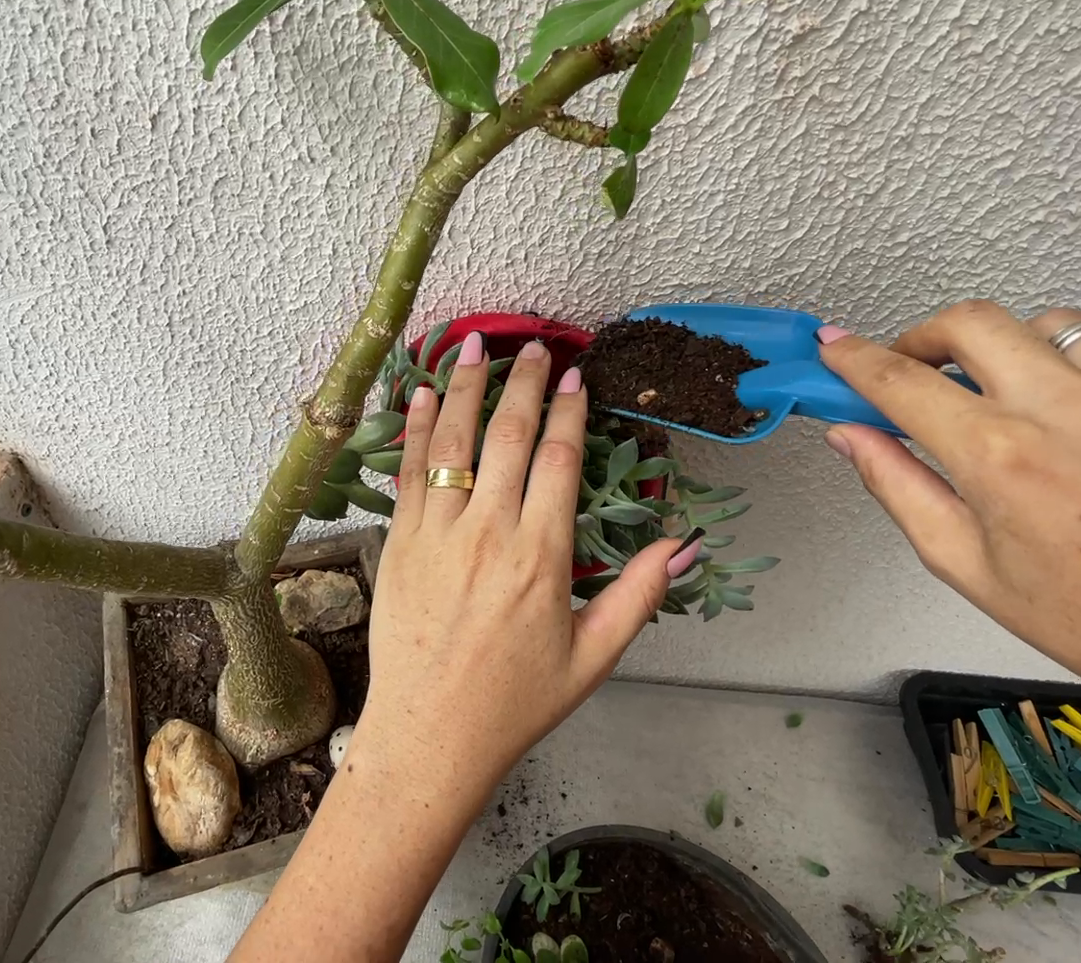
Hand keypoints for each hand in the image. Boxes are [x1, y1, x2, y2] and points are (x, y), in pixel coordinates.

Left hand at [355, 331, 695, 788]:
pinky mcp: (399, 543)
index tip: (575, 375)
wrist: (431, 735)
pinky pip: (407, 474)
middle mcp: (489, 534)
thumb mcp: (593, 657)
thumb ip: (637, 596)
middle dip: (523, 383)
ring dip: (463, 389)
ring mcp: (437, 534)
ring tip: (474, 347)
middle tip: (534, 345)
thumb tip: (681, 544)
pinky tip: (416, 394)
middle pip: (509, 437)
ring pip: (451, 443)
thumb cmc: (515, 702)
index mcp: (541, 556)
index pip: (559, 459)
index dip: (569, 410)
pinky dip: (410, 429)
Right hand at [819, 301, 1080, 812]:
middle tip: (916, 366)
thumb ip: (898, 487)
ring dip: (1013, 354)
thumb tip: (851, 436)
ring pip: (1053, 327)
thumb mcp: (970, 568)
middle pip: (973, 321)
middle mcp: (1079, 413)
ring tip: (1017, 403)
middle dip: (926, 335)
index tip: (835, 347)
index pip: (901, 380)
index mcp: (1005, 462)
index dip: (854, 358)